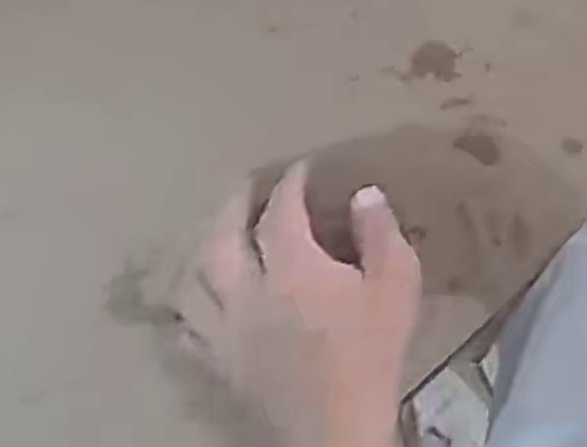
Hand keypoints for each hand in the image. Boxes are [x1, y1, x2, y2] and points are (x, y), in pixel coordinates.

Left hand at [180, 162, 422, 446]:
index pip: (281, 215)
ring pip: (194, 284)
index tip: (300, 166)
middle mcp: (248, 297)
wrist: (339, 422)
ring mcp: (225, 334)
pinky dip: (192, 299)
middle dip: (232, 209)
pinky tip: (200, 296)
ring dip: (205, 249)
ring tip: (219, 232)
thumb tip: (363, 192)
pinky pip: (189, 325)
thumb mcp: (397, 278)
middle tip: (246, 187)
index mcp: (294, 271)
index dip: (289, 185)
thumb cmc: (375, 342)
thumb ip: (380, 231)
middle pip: (221, 245)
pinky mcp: (218, 364)